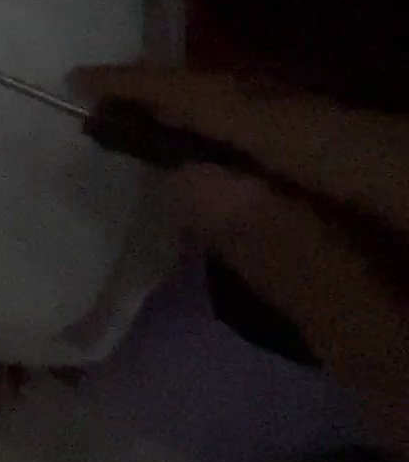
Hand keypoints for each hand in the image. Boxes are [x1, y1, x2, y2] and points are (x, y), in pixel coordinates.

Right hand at [73, 65, 408, 456]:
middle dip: (209, 105)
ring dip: (249, 129)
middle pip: (321, 117)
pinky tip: (259, 175)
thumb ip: (303, 272)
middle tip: (113, 108)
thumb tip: (188, 175)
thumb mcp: (404, 380)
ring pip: (349, 133)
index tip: (83, 80)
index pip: (286, 123)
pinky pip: (375, 158)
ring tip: (164, 134)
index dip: (177, 92)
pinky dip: (303, 157)